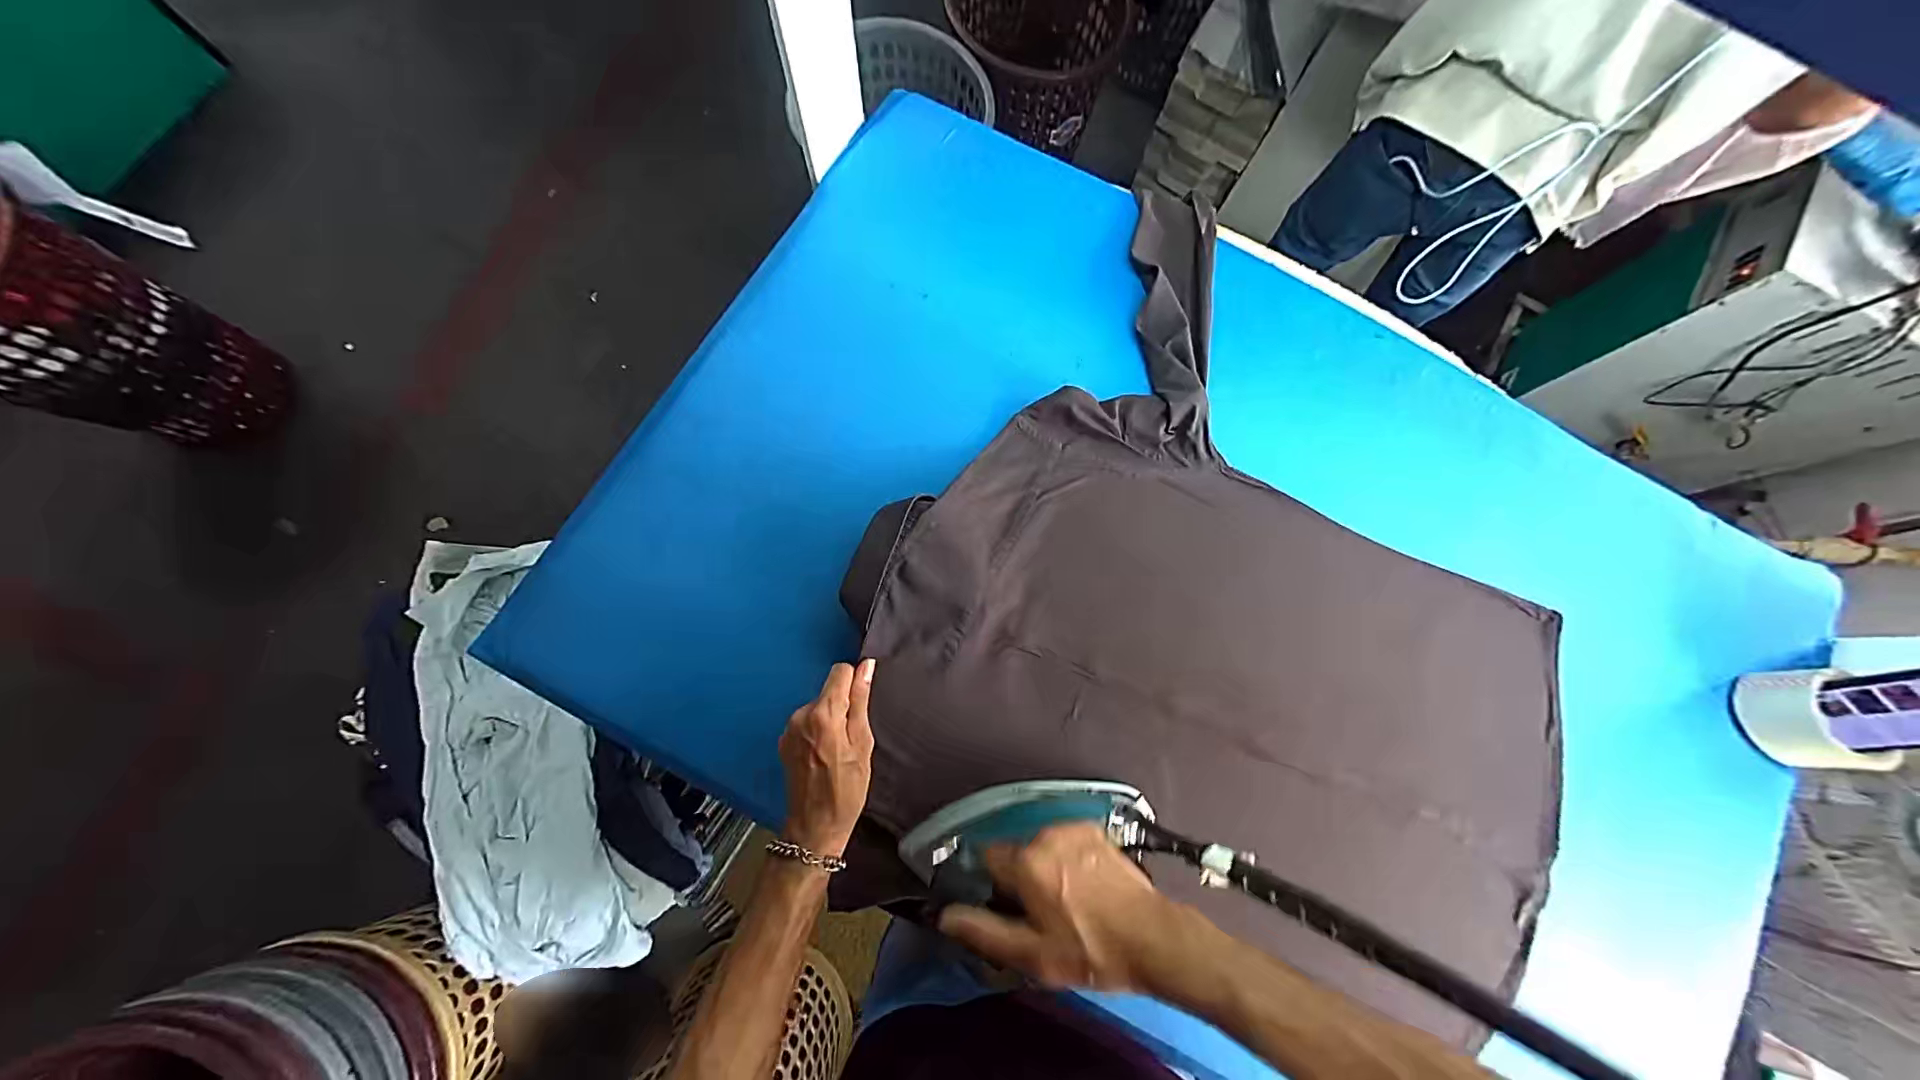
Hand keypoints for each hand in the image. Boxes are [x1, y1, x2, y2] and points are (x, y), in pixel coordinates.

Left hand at [778, 660, 874, 858]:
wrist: (815, 825)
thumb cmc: (846, 789)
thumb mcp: (863, 743)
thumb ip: (861, 701)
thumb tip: (865, 667)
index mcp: (823, 714)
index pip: (840, 671)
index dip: (855, 683)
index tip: (861, 704)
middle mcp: (801, 715)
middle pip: (828, 690)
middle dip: (842, 705)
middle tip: (851, 737)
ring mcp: (789, 729)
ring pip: (818, 707)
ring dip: (829, 719)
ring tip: (838, 749)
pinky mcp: (783, 740)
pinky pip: (806, 722)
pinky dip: (816, 731)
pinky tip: (823, 755)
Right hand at [936, 823, 1179, 992]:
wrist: (1153, 938)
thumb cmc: (1091, 951)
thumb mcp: (1033, 955)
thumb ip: (984, 931)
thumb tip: (946, 915)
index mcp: (1026, 861)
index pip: (986, 858)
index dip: (991, 884)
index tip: (1005, 904)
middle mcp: (1046, 835)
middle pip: (1016, 852)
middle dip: (1020, 877)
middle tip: (1040, 912)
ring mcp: (1074, 829)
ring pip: (1041, 846)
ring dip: (1045, 866)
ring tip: (1067, 900)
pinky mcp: (1095, 831)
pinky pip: (1065, 841)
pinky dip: (1067, 857)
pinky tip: (1085, 885)